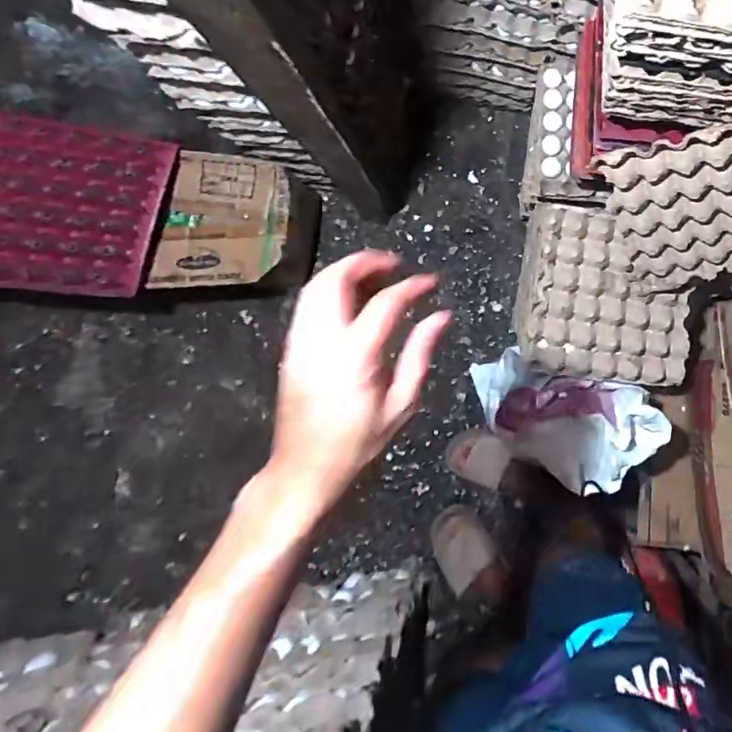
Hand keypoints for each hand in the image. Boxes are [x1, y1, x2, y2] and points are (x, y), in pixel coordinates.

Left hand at [264, 250, 450, 515]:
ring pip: (315, 286)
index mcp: (354, 356)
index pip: (385, 303)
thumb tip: (441, 316)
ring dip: (345, 271)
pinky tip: (352, 297)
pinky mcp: (289, 349)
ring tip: (376, 274)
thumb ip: (420, 353)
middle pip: (336, 280)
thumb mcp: (401, 403)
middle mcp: (321, 341)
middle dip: (366, 262)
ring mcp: (299, 343)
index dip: (411, 286)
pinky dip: (330, 288)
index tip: (430, 282)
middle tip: (395, 264)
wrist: (302, 470)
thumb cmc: (357, 442)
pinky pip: (307, 303)